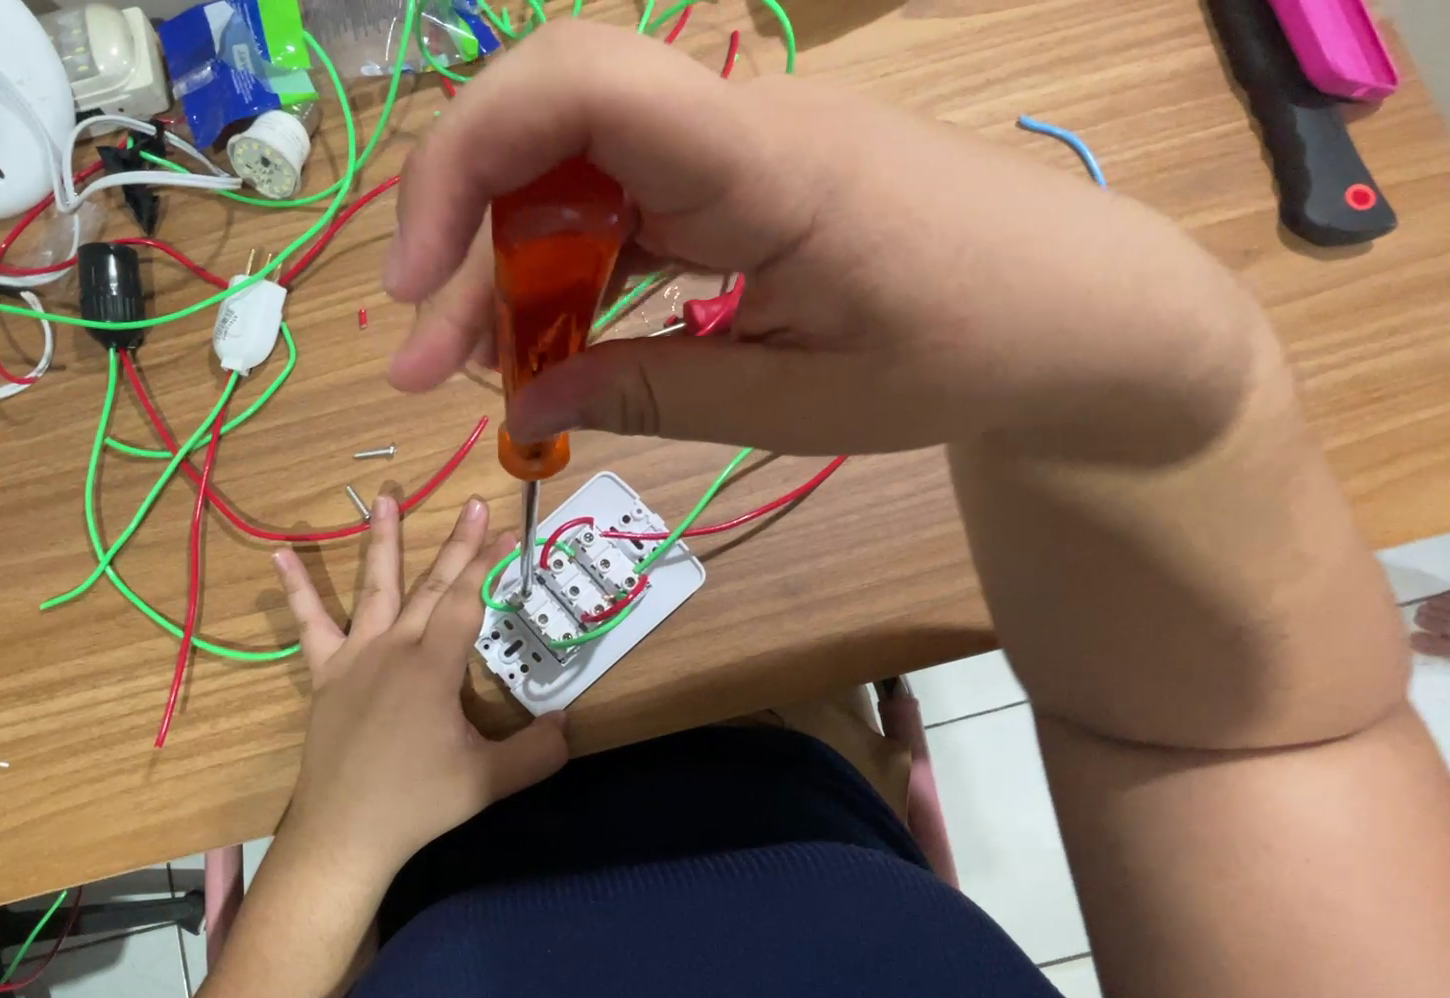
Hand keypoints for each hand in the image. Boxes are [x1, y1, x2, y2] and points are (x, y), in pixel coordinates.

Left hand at [271, 495, 569, 878]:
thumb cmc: (417, 804)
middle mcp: (394, 648)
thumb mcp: (489, 782)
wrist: (345, 832)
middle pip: (431, 585)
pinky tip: (280, 554)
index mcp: (434, 668)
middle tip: (470, 503)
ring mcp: (355, 656)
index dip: (489, 564)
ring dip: (381, 541)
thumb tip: (569, 723)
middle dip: (457, 544)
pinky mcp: (325, 673)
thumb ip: (537, 752)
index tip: (505, 530)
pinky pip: (310, 625)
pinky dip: (296, 590)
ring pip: (373, 588)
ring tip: (384, 497)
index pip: (468, 602)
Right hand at [385, 21, 1266, 464]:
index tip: (415, 288)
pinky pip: (617, 210)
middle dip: (463, 245)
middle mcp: (732, 128)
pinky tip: (552, 344)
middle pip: (545, 137)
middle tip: (430, 367)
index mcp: (763, 163)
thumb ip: (649, 394)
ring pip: (570, 178)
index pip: (575, 87)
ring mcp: (729, 151)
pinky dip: (567, 278)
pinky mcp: (733, 182)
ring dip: (508, 273)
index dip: (461, 166)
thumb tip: (522, 409)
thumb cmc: (963, 356)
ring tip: (484, 374)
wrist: (1083, 315)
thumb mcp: (794, 400)